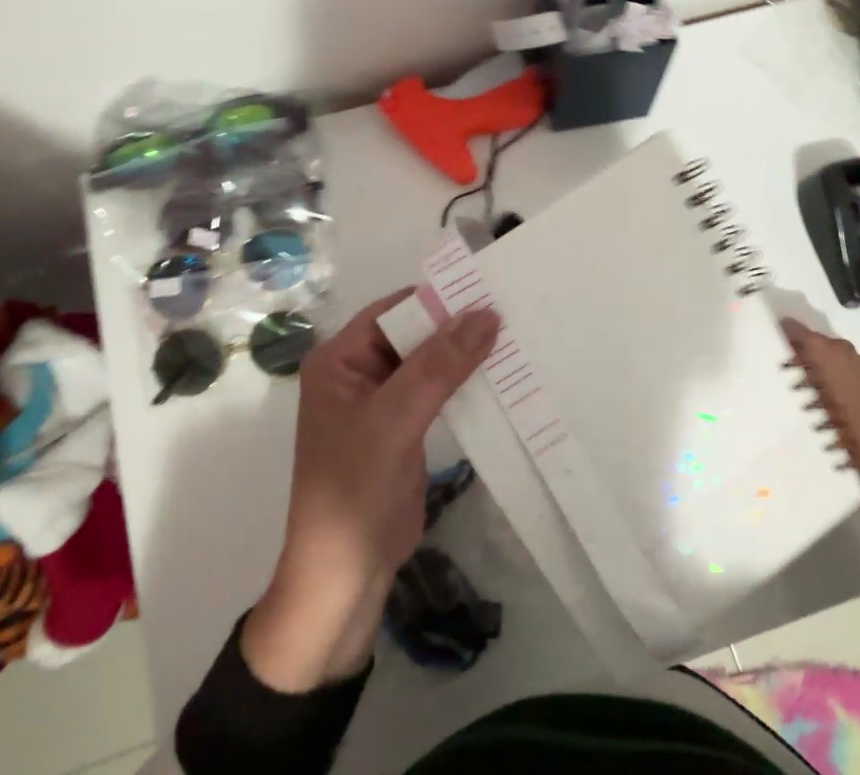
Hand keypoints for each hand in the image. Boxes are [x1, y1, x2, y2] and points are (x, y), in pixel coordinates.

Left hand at [243, 291, 500, 692]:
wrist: (344, 571)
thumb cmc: (355, 489)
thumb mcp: (394, 420)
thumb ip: (438, 366)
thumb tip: (486, 314)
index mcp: (339, 360)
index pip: (394, 311)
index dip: (440, 299)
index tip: (492, 288)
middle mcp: (358, 374)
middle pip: (414, 335)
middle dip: (458, 327)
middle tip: (517, 311)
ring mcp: (382, 404)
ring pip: (430, 365)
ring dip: (466, 358)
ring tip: (520, 340)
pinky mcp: (405, 431)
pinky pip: (438, 396)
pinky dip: (466, 388)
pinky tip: (504, 382)